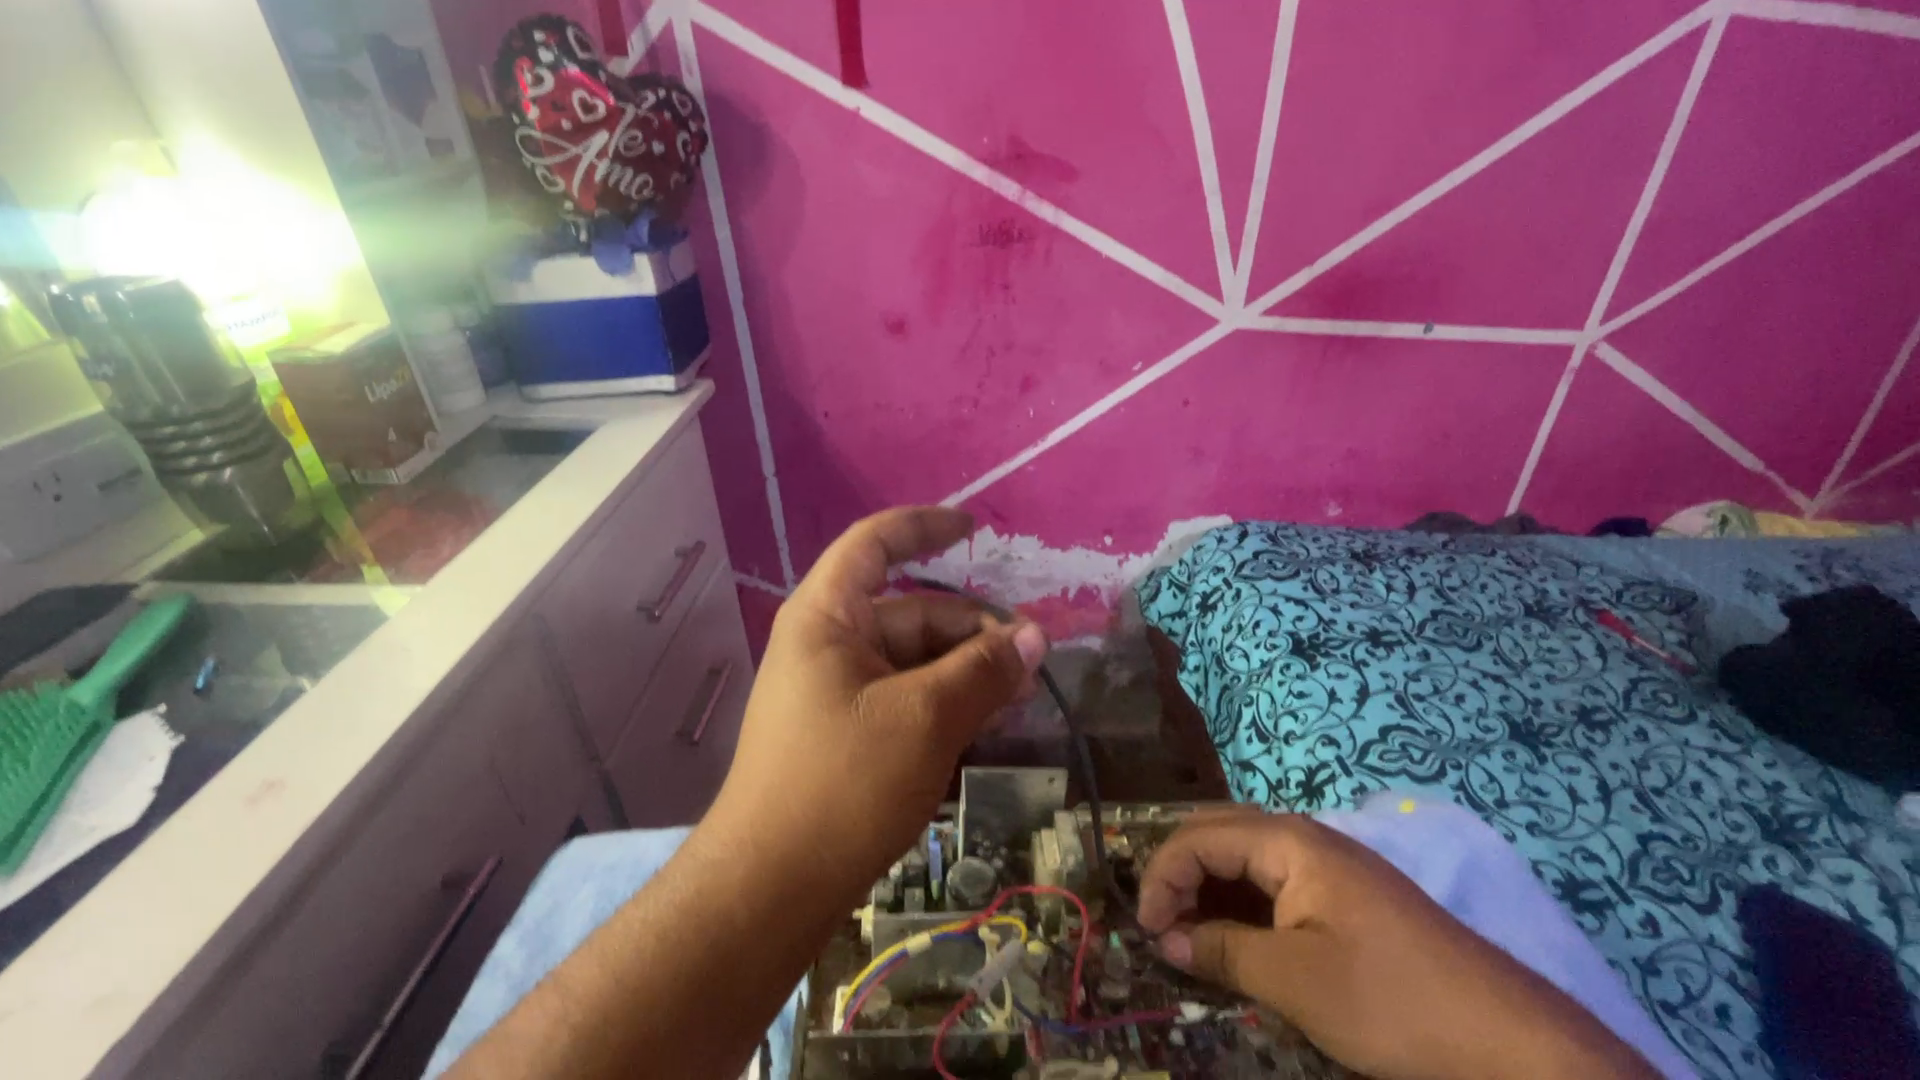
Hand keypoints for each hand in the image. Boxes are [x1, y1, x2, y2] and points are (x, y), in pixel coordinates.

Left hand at [707, 507, 1047, 907]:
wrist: (771, 887)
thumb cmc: (842, 783)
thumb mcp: (924, 719)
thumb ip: (982, 671)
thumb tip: (1035, 635)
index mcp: (827, 617)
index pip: (875, 544)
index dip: (924, 527)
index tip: (976, 530)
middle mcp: (827, 644)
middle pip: (911, 612)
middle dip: (972, 629)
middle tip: (1031, 661)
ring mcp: (835, 692)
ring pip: (914, 661)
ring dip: (965, 672)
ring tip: (1019, 697)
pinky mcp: (846, 736)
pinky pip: (904, 699)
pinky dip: (945, 704)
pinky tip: (985, 726)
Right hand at [1138, 813, 1660, 1079]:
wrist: (1506, 1040)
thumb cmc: (1389, 1000)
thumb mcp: (1293, 980)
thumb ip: (1222, 951)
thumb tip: (1167, 939)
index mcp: (1290, 841)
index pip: (1199, 837)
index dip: (1161, 878)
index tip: (1145, 933)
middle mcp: (1308, 839)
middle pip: (1220, 836)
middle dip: (1180, 875)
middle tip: (1159, 928)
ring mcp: (1333, 868)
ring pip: (1248, 861)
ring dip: (1211, 892)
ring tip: (1191, 940)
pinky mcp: (1350, 899)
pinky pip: (1278, 887)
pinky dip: (1244, 908)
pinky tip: (1238, 944)